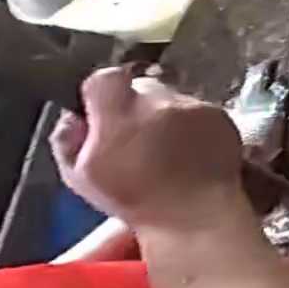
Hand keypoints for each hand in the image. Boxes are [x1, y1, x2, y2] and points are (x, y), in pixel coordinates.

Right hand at [51, 67, 246, 230]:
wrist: (194, 210)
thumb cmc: (132, 199)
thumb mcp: (82, 176)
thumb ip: (69, 139)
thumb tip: (73, 114)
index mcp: (120, 116)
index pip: (105, 77)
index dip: (101, 91)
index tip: (101, 111)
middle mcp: (161, 102)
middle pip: (142, 87)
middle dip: (133, 106)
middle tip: (133, 135)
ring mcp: (195, 105)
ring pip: (171, 98)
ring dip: (164, 115)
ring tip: (164, 148)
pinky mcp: (219, 112)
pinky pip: (197, 109)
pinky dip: (190, 122)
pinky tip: (188, 149)